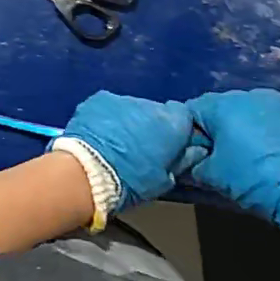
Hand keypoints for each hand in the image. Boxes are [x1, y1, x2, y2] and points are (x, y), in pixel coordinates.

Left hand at [58, 91, 204, 209]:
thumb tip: (194, 151)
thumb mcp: (163, 180)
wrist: (85, 173)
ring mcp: (123, 99)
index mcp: (171, 123)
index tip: (169, 145)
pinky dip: (108, 118)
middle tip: (141, 148)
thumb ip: (181, 161)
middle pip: (157, 111)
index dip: (177, 129)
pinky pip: (110, 107)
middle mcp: (150, 104)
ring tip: (118, 143)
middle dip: (152, 125)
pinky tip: (100, 135)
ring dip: (130, 122)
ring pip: (133, 108)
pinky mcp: (100, 98)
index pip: (184, 116)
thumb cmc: (130, 182)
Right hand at [186, 88, 279, 238]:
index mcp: (223, 104)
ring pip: (245, 112)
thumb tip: (193, 162)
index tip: (192, 153)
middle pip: (220, 108)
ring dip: (240, 129)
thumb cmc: (252, 178)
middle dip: (215, 129)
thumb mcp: (215, 176)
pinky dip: (261, 131)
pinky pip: (267, 118)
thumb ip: (197, 164)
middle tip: (215, 156)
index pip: (193, 110)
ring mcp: (273, 101)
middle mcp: (247, 94)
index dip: (189, 133)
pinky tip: (263, 153)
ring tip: (242, 156)